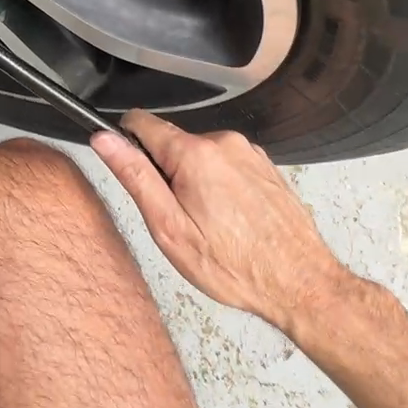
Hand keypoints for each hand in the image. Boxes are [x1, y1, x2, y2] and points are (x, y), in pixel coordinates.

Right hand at [91, 111, 352, 331]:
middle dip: (165, 172)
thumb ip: (134, 175)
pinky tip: (230, 220)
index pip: (140, 121)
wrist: (303, 286)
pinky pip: (224, 164)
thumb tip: (104, 139)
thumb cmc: (234, 265)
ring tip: (208, 222)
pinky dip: (219, 185)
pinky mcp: (264, 166)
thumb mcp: (168, 227)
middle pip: (171, 142)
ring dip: (193, 180)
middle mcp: (223, 143)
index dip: (127, 144)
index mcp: (194, 154)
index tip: (135, 173)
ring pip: (198, 154)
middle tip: (179, 216)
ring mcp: (248, 153)